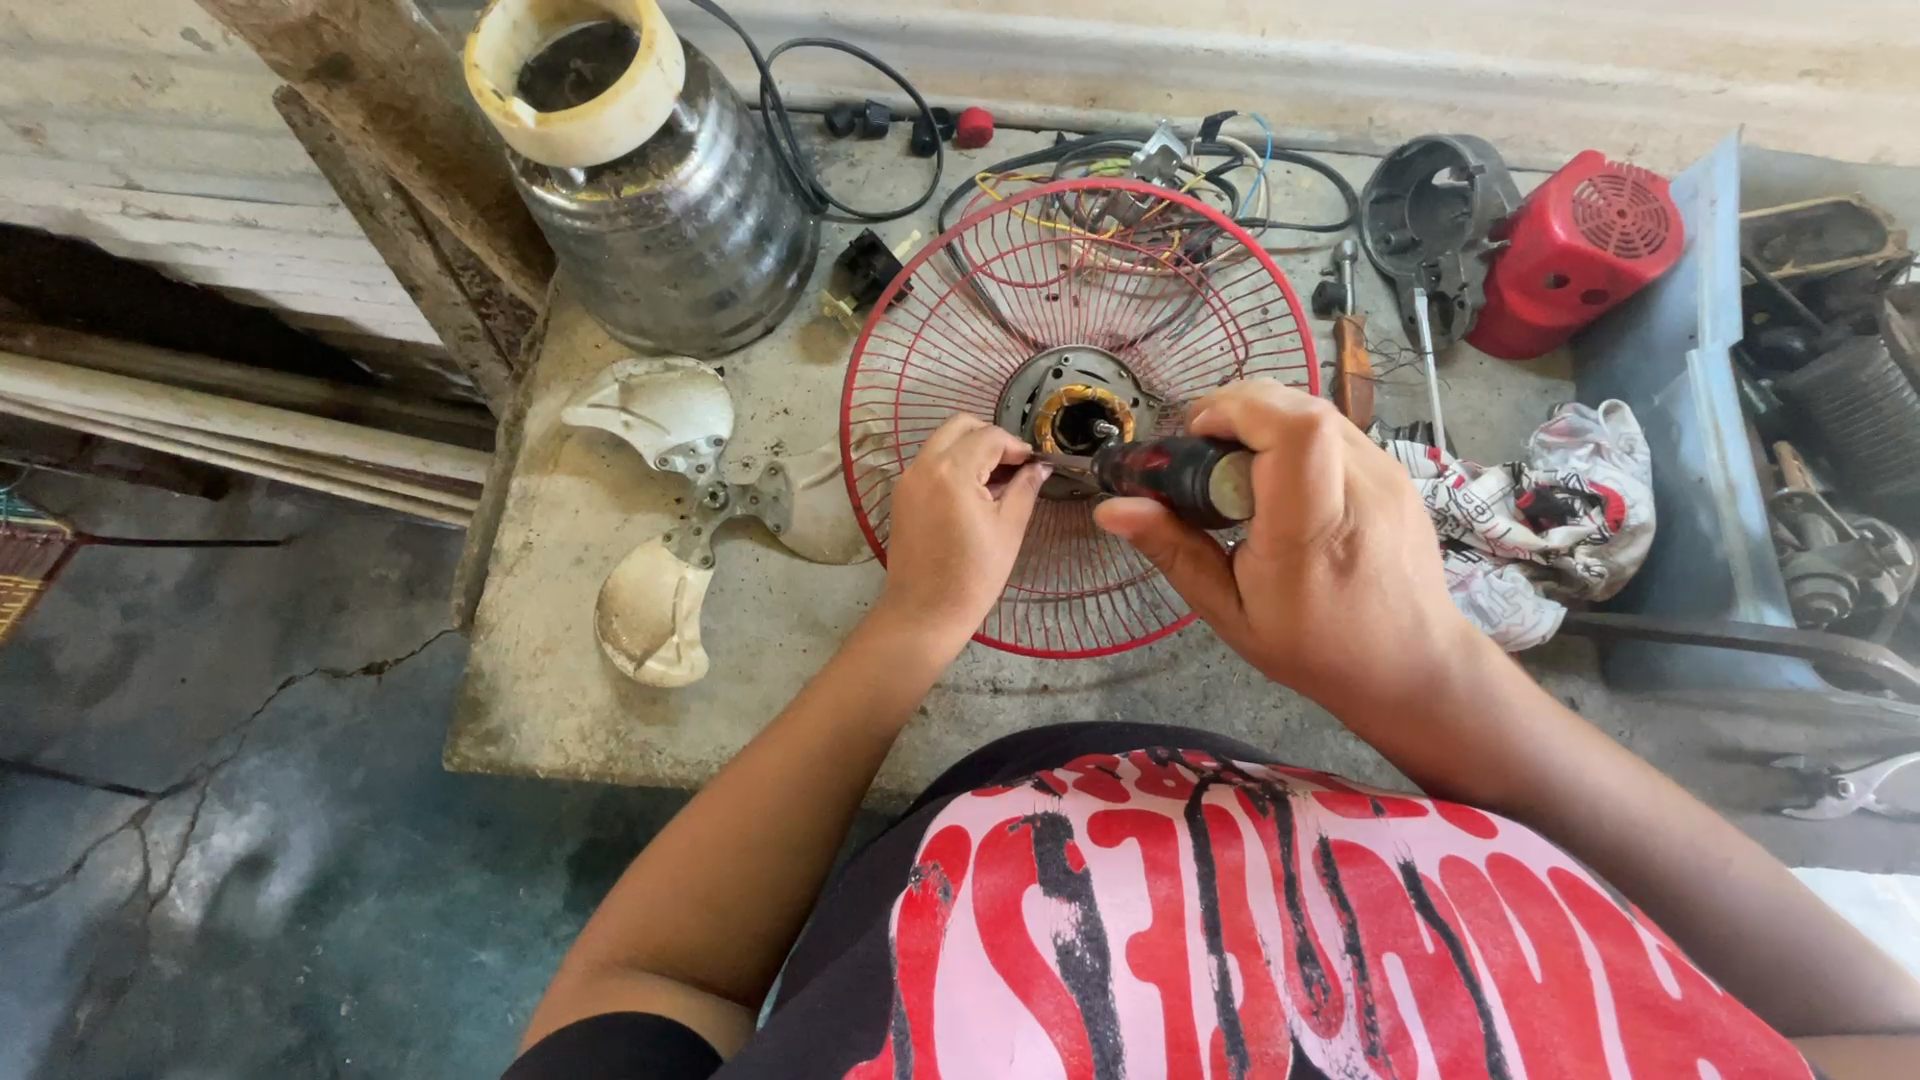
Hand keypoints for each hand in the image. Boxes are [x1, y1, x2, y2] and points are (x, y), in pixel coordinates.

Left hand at [876, 415, 1049, 654]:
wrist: (924, 612)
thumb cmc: (973, 575)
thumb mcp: (1008, 529)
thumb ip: (1024, 488)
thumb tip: (1039, 468)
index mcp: (952, 472)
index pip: (990, 436)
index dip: (1016, 446)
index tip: (1033, 465)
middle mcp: (924, 466)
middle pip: (960, 426)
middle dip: (990, 437)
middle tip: (1013, 465)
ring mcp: (908, 479)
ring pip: (942, 442)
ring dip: (970, 449)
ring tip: (996, 481)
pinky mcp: (902, 495)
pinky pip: (930, 463)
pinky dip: (953, 464)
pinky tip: (973, 493)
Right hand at [1093, 381, 1491, 720]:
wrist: (1412, 664)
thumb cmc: (1313, 648)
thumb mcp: (1228, 611)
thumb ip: (1174, 552)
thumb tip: (1110, 509)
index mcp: (1313, 531)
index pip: (1295, 431)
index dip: (1237, 410)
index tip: (1194, 437)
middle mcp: (1361, 489)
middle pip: (1299, 406)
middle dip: (1236, 408)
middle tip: (1201, 451)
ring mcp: (1388, 474)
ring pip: (1315, 407)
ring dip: (1261, 418)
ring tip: (1232, 465)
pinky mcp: (1395, 471)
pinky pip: (1333, 427)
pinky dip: (1289, 432)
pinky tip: (1273, 477)